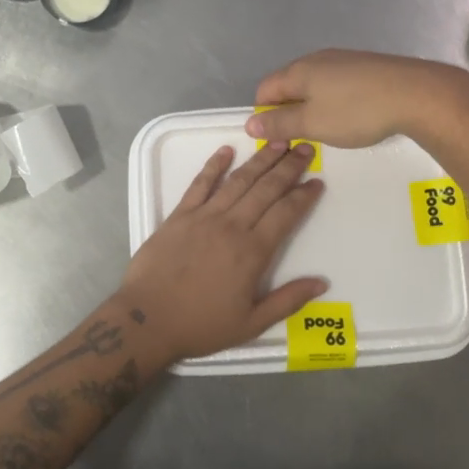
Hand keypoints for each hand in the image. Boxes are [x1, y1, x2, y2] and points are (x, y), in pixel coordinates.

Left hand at [117, 141, 327, 360]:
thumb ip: (287, 300)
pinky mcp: (178, 216)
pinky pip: (199, 184)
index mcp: (253, 252)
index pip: (286, 214)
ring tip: (277, 142)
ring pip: (238, 180)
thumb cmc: (201, 325)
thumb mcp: (251, 323)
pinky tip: (226, 150)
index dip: (304, 196)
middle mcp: (232, 226)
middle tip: (306, 148)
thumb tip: (321, 282)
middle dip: (288, 167)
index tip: (317, 182)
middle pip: (266, 189)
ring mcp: (203, 217)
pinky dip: (214, 165)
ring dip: (259, 160)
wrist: (147, 320)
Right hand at [246, 50, 468, 148]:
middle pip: (289, 86)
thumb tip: (249, 123)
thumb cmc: (357, 111)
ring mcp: (344, 60)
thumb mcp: (312, 123)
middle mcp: (317, 59)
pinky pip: (337, 84)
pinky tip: (353, 117)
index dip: (265, 115)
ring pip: (314, 85)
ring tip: (330, 131)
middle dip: (289, 112)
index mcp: (299, 70)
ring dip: (313, 108)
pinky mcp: (365, 67)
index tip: (280, 139)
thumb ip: (279, 124)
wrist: (416, 94)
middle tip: (304, 139)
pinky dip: (335, 102)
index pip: (264, 90)